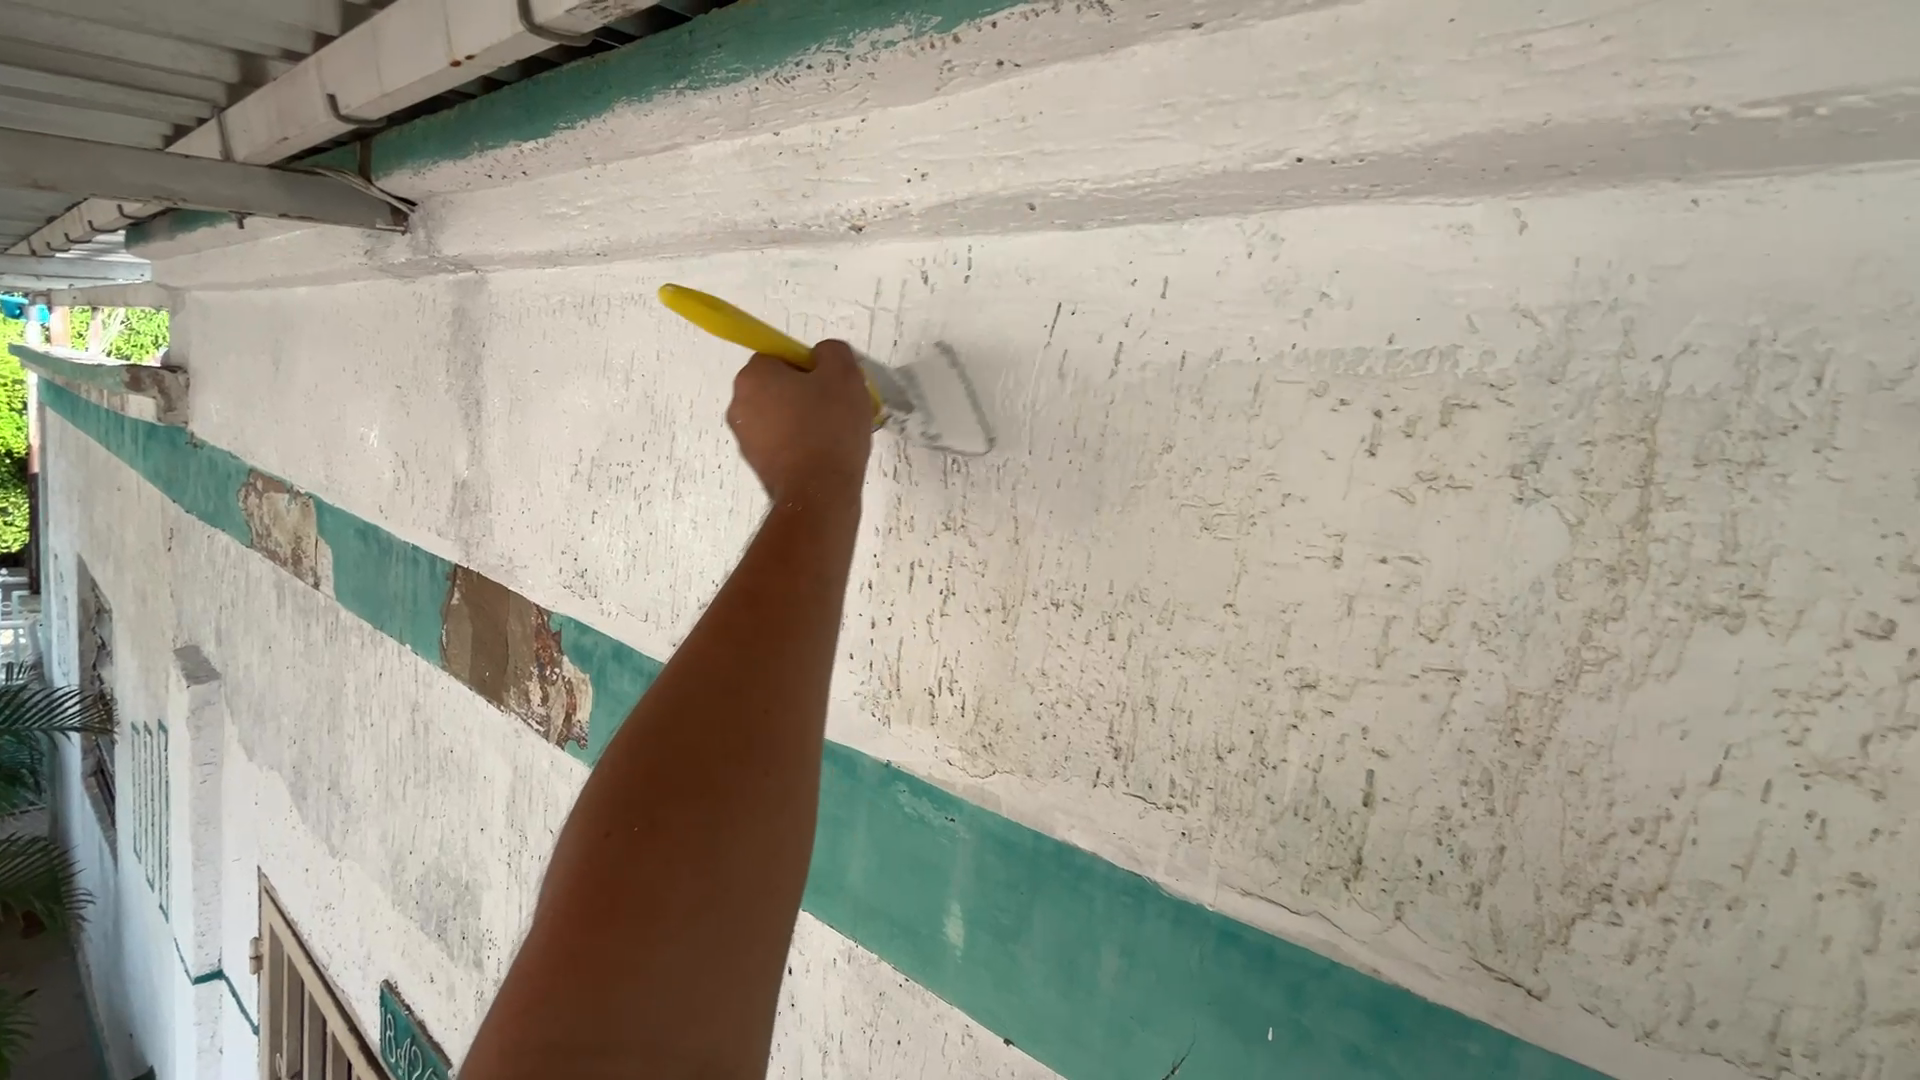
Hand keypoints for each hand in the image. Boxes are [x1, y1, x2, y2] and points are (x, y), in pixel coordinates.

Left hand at [727, 339, 873, 505]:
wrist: (819, 492)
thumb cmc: (829, 427)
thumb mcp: (844, 374)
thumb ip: (832, 352)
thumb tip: (822, 356)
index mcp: (752, 377)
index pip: (778, 357)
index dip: (807, 367)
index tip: (830, 384)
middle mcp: (739, 405)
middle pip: (776, 387)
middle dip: (804, 394)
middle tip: (836, 408)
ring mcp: (745, 439)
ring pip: (779, 417)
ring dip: (802, 421)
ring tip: (833, 436)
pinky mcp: (758, 466)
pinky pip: (782, 444)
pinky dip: (799, 446)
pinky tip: (824, 455)